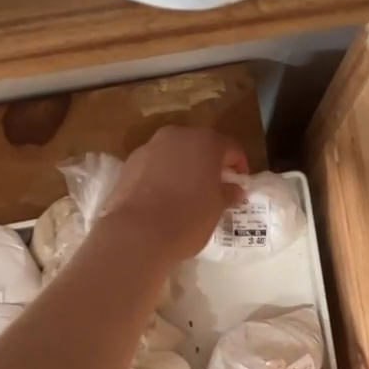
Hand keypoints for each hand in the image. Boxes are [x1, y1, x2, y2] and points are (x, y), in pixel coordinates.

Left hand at [95, 127, 247, 262]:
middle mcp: (178, 135)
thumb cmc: (187, 220)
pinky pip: (153, 166)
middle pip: (200, 146)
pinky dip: (161, 176)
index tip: (239, 185)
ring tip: (185, 194)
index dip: (238, 167)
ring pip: (174, 154)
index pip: (231, 148)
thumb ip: (227, 193)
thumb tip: (234, 189)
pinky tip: (161, 198)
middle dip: (209, 164)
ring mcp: (150, 147)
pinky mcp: (129, 163)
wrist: (138, 233)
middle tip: (213, 188)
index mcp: (207, 142)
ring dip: (183, 168)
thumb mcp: (216, 210)